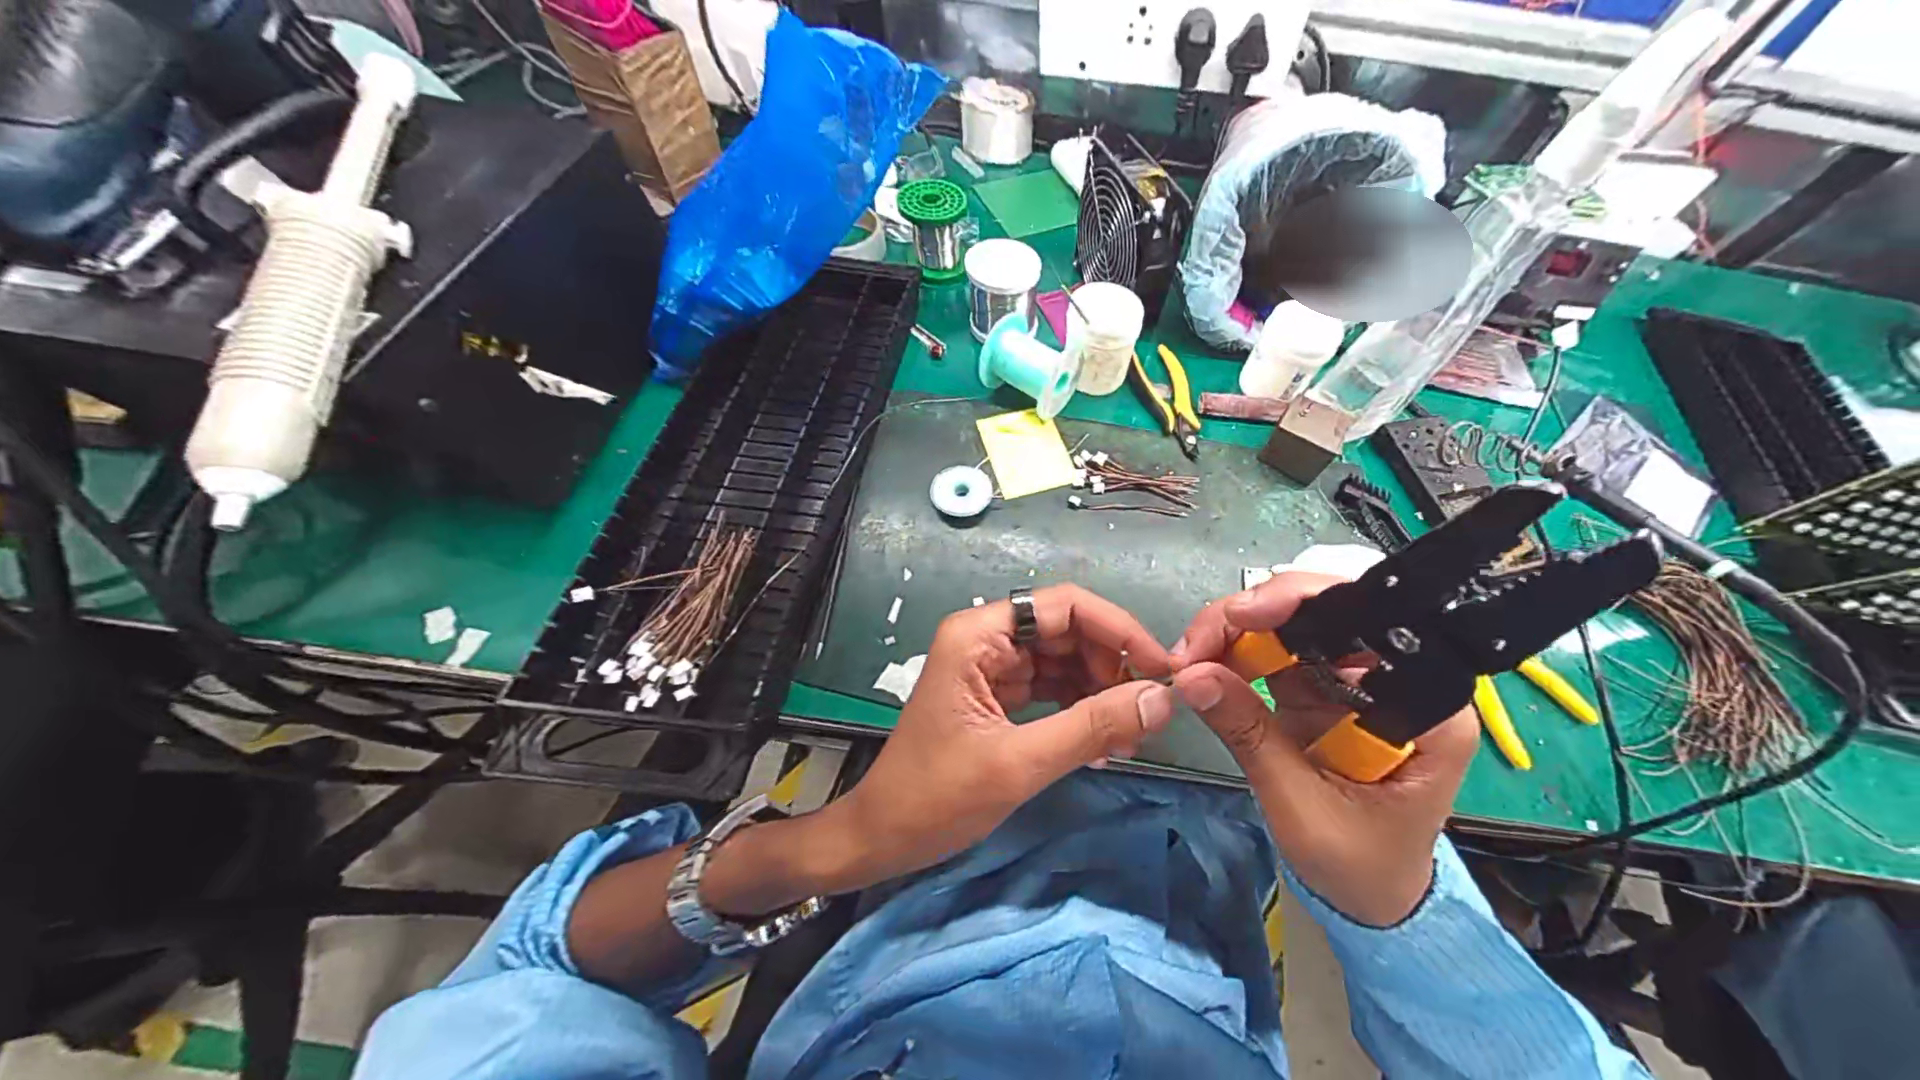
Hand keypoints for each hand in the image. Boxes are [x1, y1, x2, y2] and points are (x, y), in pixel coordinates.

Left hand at [813, 584, 1174, 891]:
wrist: (882, 837)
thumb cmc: (936, 797)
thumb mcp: (1019, 764)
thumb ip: (1091, 727)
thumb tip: (1163, 699)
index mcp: (978, 635)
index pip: (1064, 605)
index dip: (1118, 629)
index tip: (1161, 669)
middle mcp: (985, 639)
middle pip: (1067, 630)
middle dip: (1112, 666)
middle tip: (1148, 713)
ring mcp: (990, 667)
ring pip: (1064, 660)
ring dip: (1100, 692)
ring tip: (1130, 738)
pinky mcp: (996, 695)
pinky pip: (1051, 688)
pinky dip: (1080, 710)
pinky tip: (1104, 744)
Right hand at [1169, 573, 1476, 926]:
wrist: (1368, 899)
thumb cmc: (1358, 864)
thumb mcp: (1300, 805)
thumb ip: (1248, 735)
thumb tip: (1190, 676)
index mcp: (1422, 707)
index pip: (1371, 623)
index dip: (1304, 603)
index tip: (1241, 616)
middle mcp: (1394, 678)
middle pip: (1325, 611)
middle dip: (1254, 613)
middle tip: (1194, 642)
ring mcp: (1352, 680)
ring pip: (1292, 623)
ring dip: (1234, 630)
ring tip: (1189, 655)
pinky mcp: (1318, 688)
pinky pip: (1274, 652)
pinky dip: (1233, 652)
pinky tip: (1203, 664)